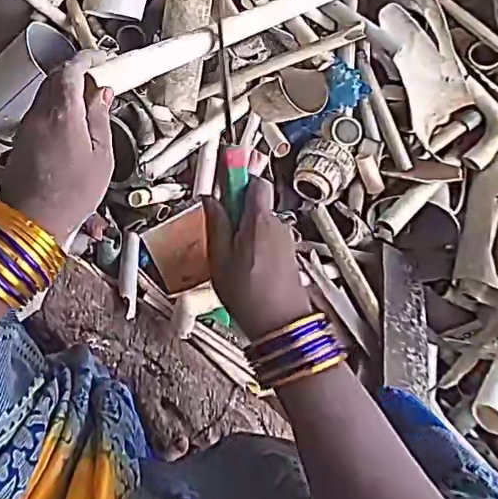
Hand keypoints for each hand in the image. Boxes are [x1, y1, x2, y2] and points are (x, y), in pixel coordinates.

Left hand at [0, 52, 112, 245]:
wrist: (32, 220)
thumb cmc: (68, 196)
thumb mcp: (101, 156)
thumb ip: (100, 118)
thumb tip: (102, 95)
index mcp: (62, 114)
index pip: (70, 69)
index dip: (87, 58)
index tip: (101, 59)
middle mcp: (39, 114)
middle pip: (55, 76)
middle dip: (76, 71)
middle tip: (98, 78)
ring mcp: (27, 125)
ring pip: (46, 92)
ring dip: (65, 88)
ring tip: (88, 101)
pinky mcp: (22, 137)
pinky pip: (40, 109)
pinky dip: (56, 105)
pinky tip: (71, 120)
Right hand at [203, 178, 315, 338]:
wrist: (282, 327)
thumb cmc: (252, 296)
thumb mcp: (219, 256)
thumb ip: (215, 223)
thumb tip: (209, 201)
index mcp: (260, 220)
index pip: (254, 180)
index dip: (237, 174)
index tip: (224, 171)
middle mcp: (277, 225)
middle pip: (256, 199)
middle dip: (236, 205)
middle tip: (218, 217)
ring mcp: (285, 240)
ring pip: (261, 219)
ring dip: (244, 225)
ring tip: (227, 247)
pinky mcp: (288, 254)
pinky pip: (267, 235)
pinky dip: (253, 240)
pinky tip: (241, 260)